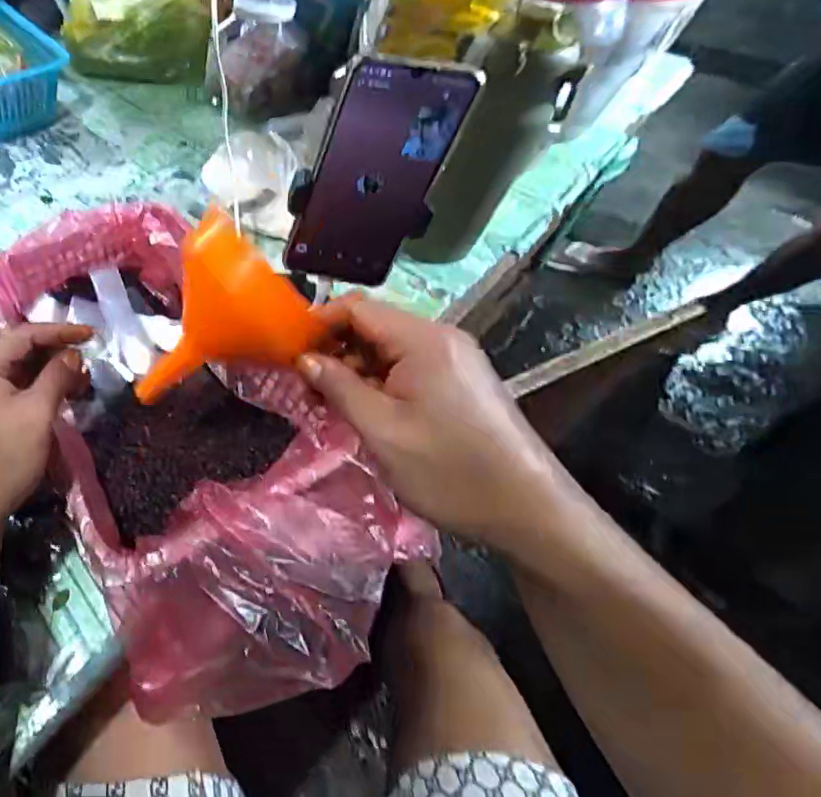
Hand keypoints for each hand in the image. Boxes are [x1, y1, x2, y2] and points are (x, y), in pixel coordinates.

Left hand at [0, 324, 91, 533]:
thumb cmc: (4, 457)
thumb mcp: (37, 412)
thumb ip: (56, 376)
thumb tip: (74, 354)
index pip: (26, 334)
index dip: (61, 331)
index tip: (92, 334)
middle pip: (23, 350)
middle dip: (58, 351)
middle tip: (90, 358)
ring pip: (23, 371)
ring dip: (53, 371)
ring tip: (83, 378)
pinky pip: (19, 389)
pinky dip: (43, 388)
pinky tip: (63, 395)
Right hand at [297, 297, 577, 553]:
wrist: (532, 513)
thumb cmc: (450, 470)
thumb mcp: (381, 430)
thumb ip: (338, 387)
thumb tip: (304, 359)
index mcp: (423, 340)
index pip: (357, 308)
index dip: (318, 323)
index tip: (289, 351)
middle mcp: (441, 338)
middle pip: (373, 325)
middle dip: (334, 350)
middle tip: (306, 387)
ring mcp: (454, 359)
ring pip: (388, 349)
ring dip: (355, 369)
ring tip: (331, 404)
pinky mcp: (460, 381)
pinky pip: (408, 366)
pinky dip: (380, 381)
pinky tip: (366, 411)